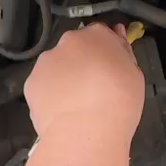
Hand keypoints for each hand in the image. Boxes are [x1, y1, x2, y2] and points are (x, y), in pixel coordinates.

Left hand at [23, 23, 145, 147]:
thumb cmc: (117, 103)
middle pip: (76, 48)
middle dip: (84, 63)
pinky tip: (63, 111)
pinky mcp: (31, 83)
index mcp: (96, 35)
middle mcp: (68, 42)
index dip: (107, 50)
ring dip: (66, 78)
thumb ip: (123, 56)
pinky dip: (52, 95)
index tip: (112, 65)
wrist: (85, 132)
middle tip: (96, 87)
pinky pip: (44, 85)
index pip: (102, 34)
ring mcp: (46, 62)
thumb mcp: (135, 76)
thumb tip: (117, 45)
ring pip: (57, 66)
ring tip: (78, 104)